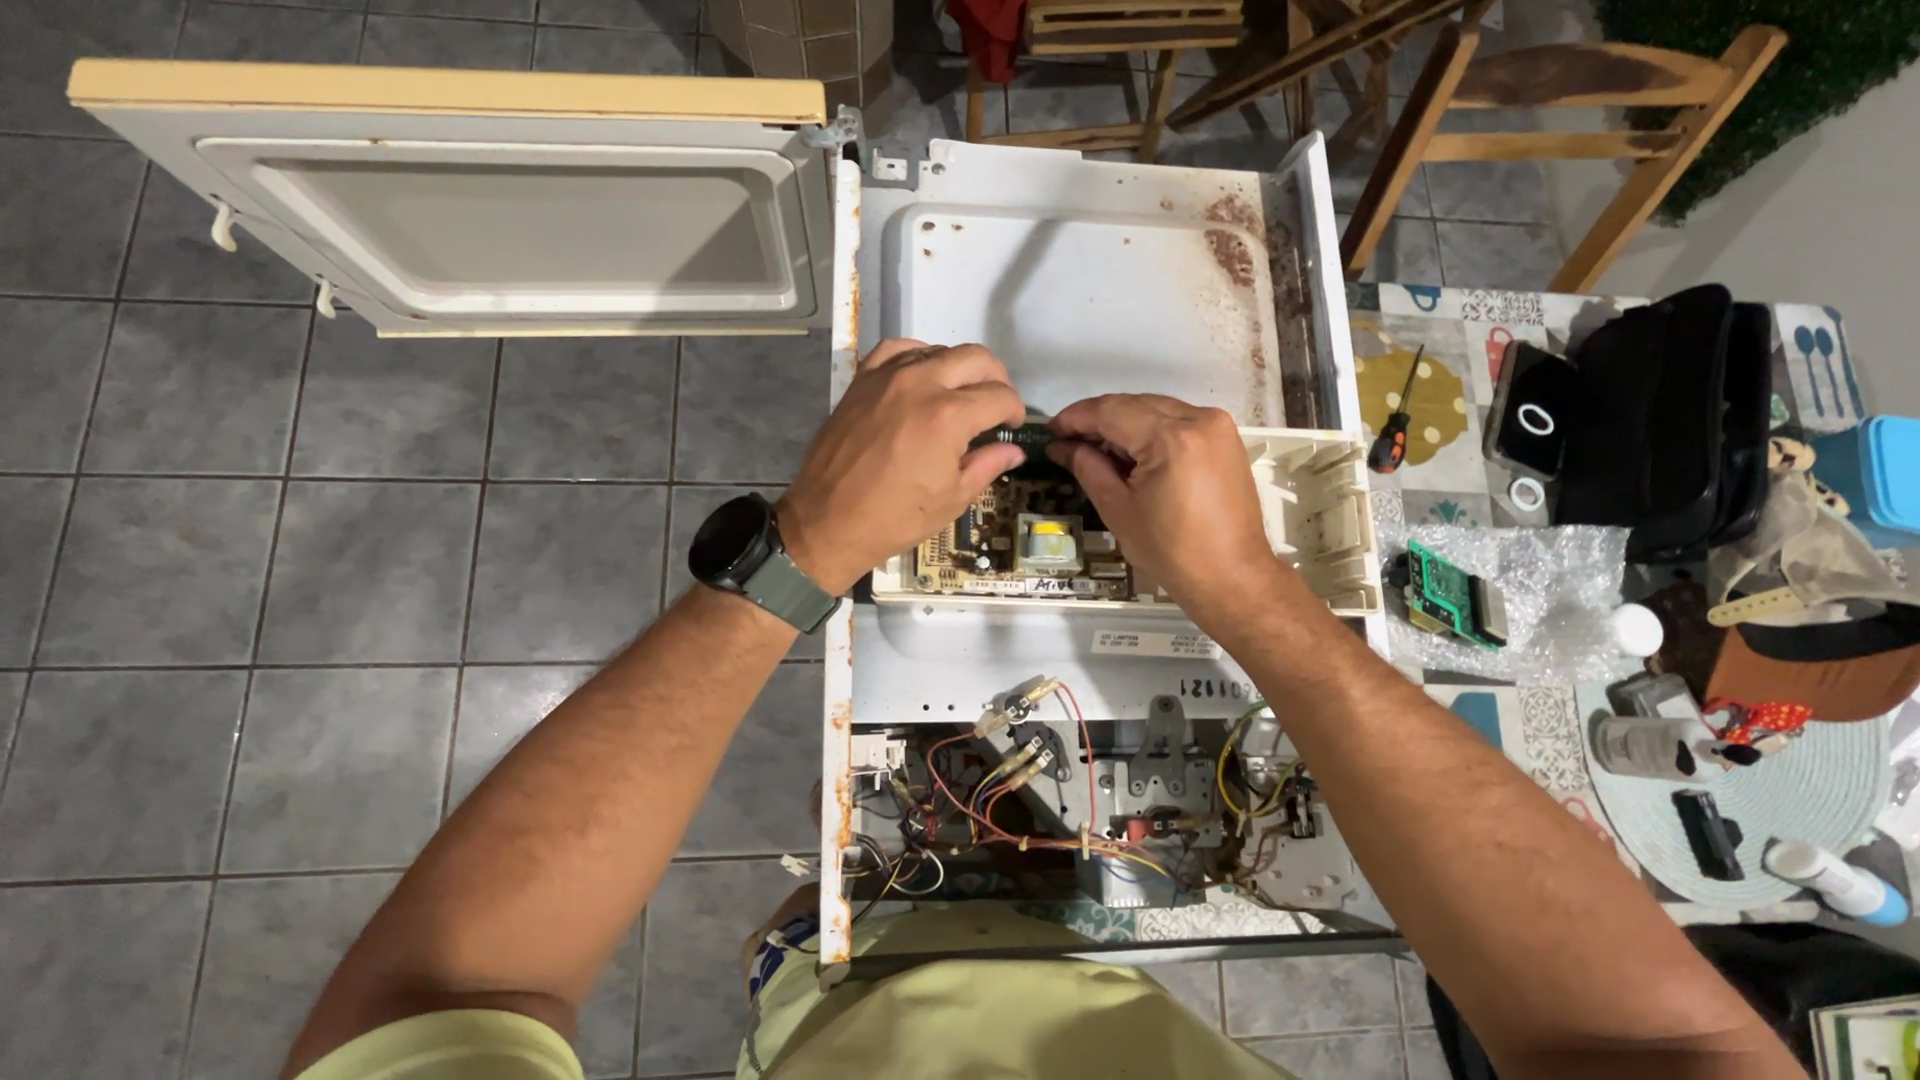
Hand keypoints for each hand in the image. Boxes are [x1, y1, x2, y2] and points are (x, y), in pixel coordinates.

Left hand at [778, 340, 1026, 593]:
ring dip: (958, 367)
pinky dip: (917, 356)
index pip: (999, 396)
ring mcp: (888, 377)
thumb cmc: (896, 518)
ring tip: (960, 394)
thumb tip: (1012, 450)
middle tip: (995, 405)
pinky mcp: (862, 380)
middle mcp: (921, 383)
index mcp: (949, 416)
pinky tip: (922, 375)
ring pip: (938, 350)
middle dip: (996, 379)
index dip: (1014, 410)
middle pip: (975, 359)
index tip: (1011, 426)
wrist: (829, 522)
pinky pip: (896, 350)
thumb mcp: (953, 498)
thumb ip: (987, 465)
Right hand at [1047, 394, 1289, 616]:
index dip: (1076, 417)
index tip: (1051, 430)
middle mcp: (1198, 419)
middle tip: (1069, 442)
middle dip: (1099, 419)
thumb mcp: (1118, 509)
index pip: (1111, 410)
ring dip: (1124, 423)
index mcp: (1170, 438)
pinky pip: (1178, 421)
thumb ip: (1088, 467)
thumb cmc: (1170, 551)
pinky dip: (1151, 430)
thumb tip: (1061, 447)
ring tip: (1098, 449)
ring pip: (1156, 409)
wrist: (1231, 576)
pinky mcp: (1226, 439)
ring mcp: (1217, 426)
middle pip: (1134, 404)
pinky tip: (1133, 453)